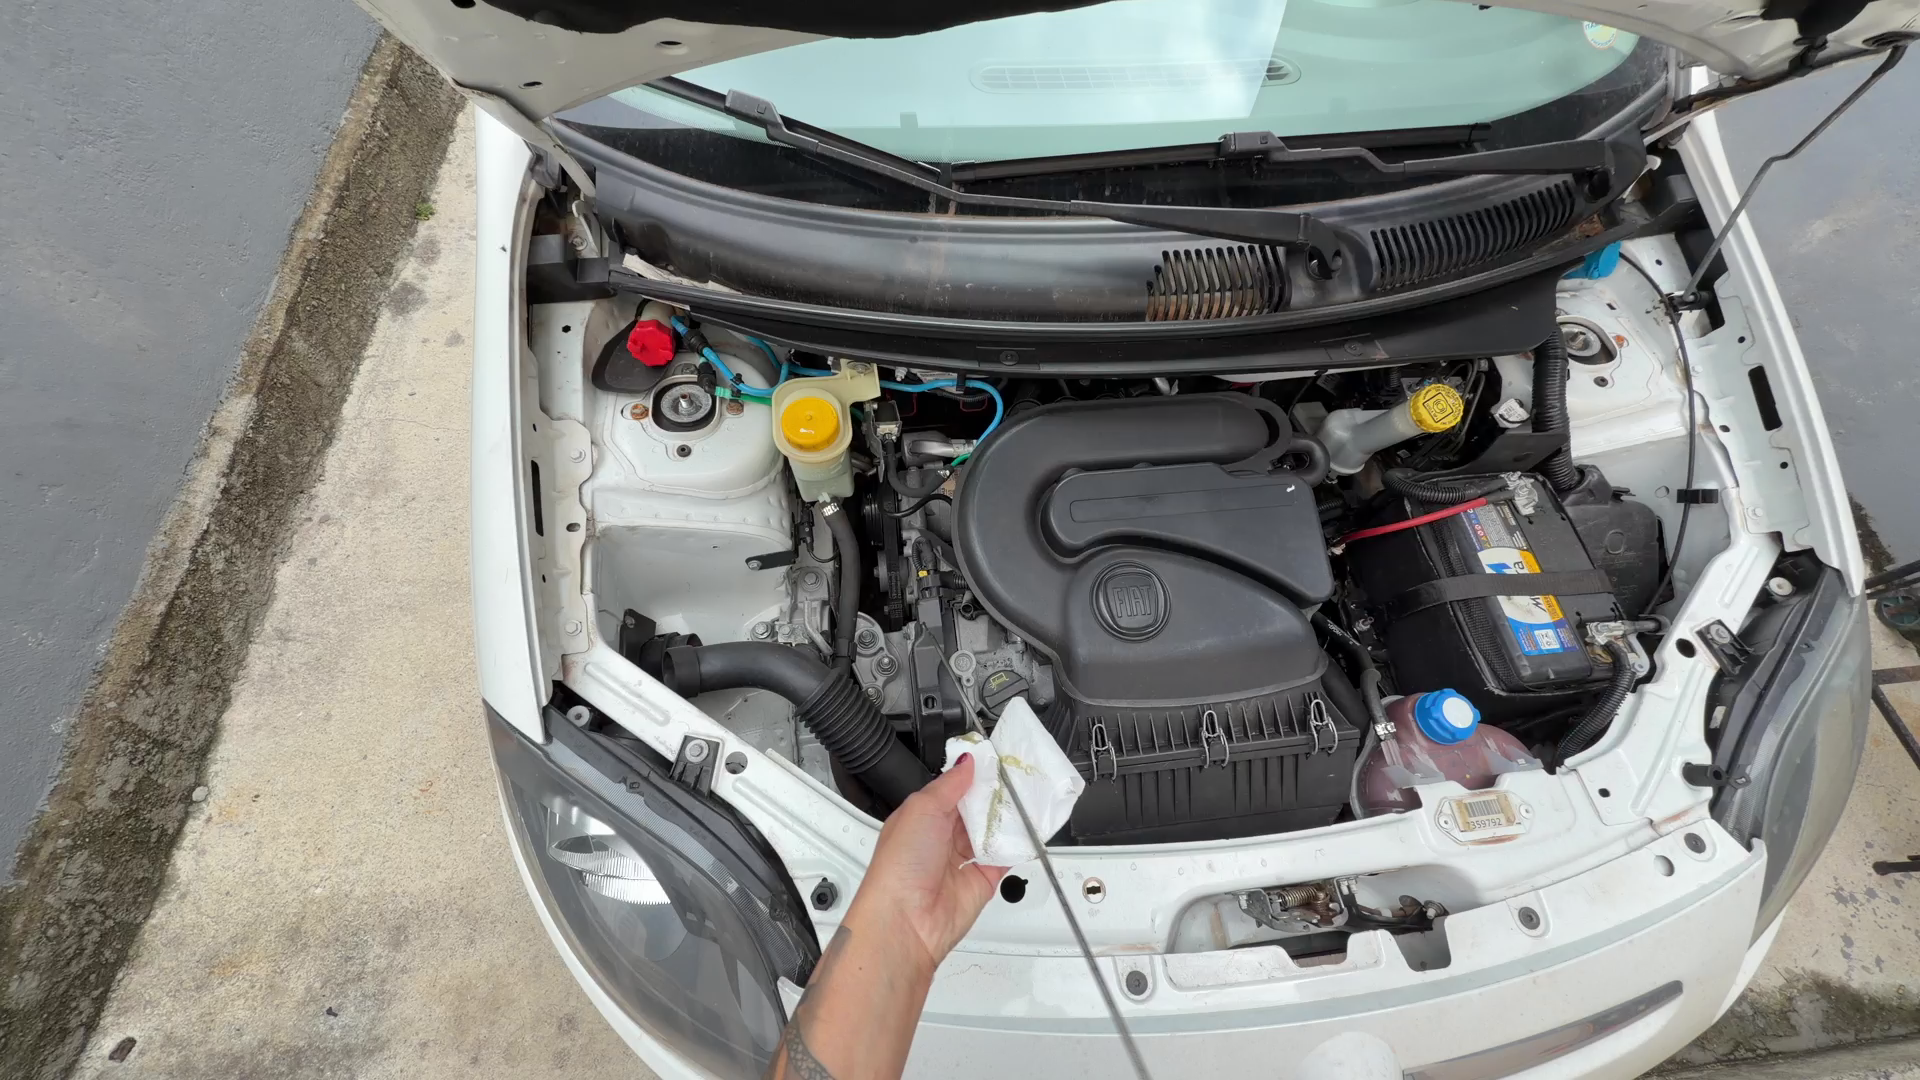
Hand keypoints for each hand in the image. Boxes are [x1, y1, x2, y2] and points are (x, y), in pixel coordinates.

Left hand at [846, 753, 1005, 974]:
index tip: (995, 760)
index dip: (973, 775)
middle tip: (1015, 777)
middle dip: (994, 795)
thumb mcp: (922, 808)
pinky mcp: (982, 879)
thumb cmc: (900, 865)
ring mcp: (962, 858)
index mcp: (923, 815)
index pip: (954, 788)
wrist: (905, 921)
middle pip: (976, 808)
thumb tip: (967, 761)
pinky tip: (1027, 829)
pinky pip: (1005, 857)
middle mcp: (942, 835)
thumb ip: (950, 783)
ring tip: (1024, 798)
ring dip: (1006, 818)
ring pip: (992, 830)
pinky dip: (1016, 845)